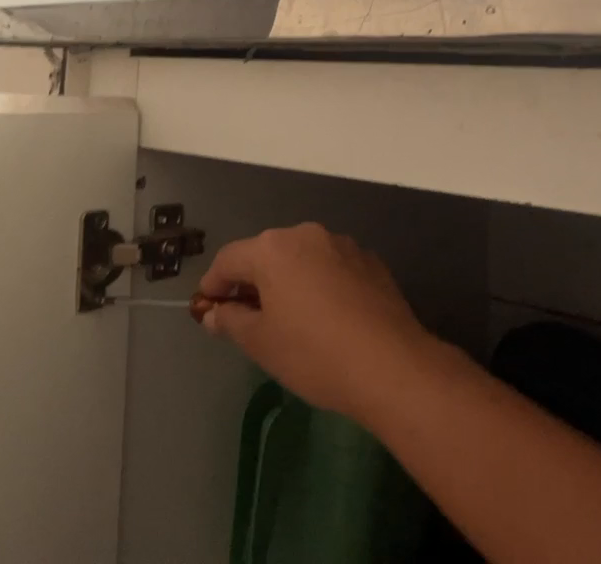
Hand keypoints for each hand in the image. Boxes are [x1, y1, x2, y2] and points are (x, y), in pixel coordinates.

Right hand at [196, 223, 452, 422]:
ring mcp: (343, 245)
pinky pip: (332, 268)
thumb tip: (215, 313)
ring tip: (288, 319)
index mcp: (273, 248)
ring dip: (288, 281)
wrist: (391, 365)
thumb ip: (232, 321)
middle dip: (252, 281)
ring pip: (302, 259)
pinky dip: (320, 285)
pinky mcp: (371, 262)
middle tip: (246, 317)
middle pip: (267, 253)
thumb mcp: (261, 343)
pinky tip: (326, 318)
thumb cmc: (314, 354)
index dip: (214, 284)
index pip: (229, 259)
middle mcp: (307, 235)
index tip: (209, 309)